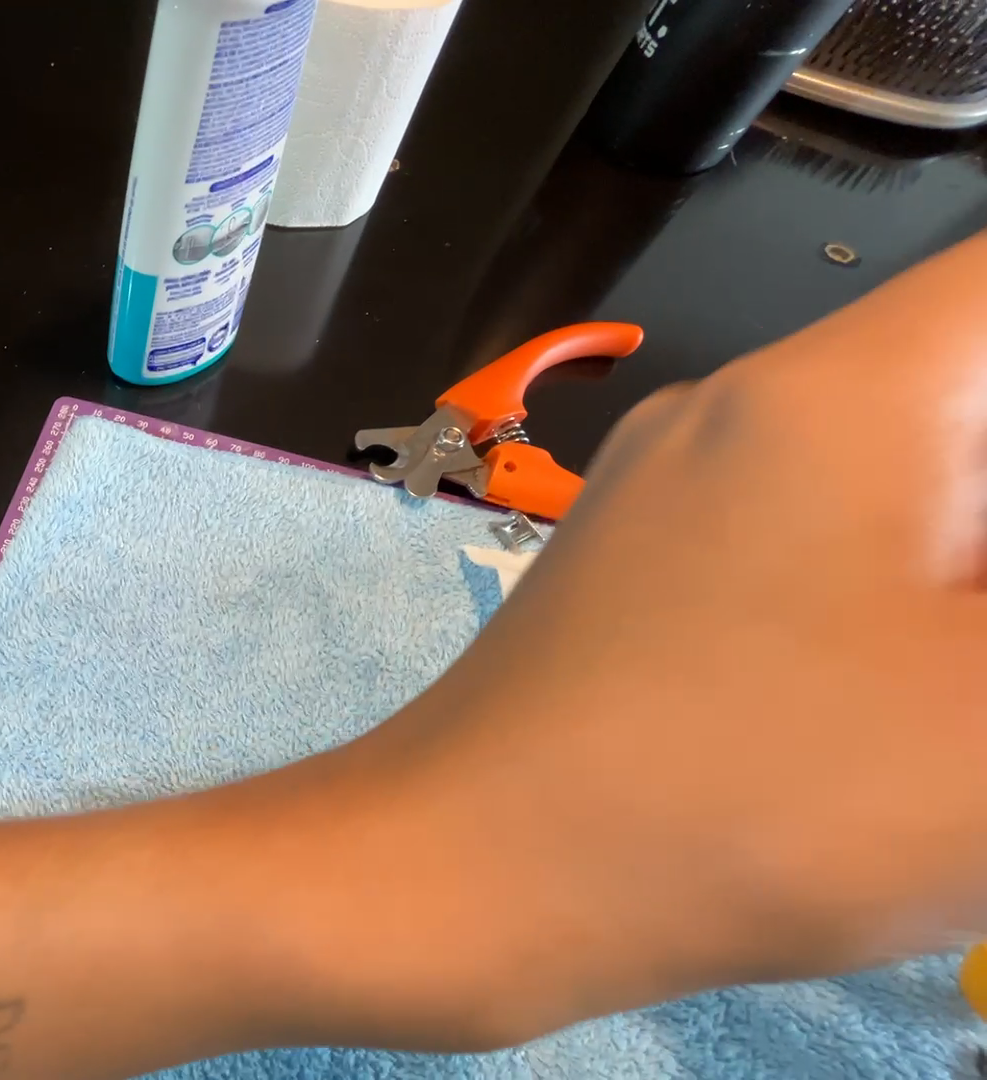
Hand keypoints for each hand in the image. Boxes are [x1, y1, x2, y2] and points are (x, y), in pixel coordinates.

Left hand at [346, 232, 986, 1038]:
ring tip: (944, 681)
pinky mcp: (632, 580)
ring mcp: (658, 502)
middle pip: (962, 383)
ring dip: (958, 558)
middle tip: (971, 656)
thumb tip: (963, 539)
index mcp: (824, 394)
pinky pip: (804, 538)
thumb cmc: (745, 788)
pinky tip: (918, 678)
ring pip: (889, 475)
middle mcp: (719, 422)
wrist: (481, 858)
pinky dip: (900, 584)